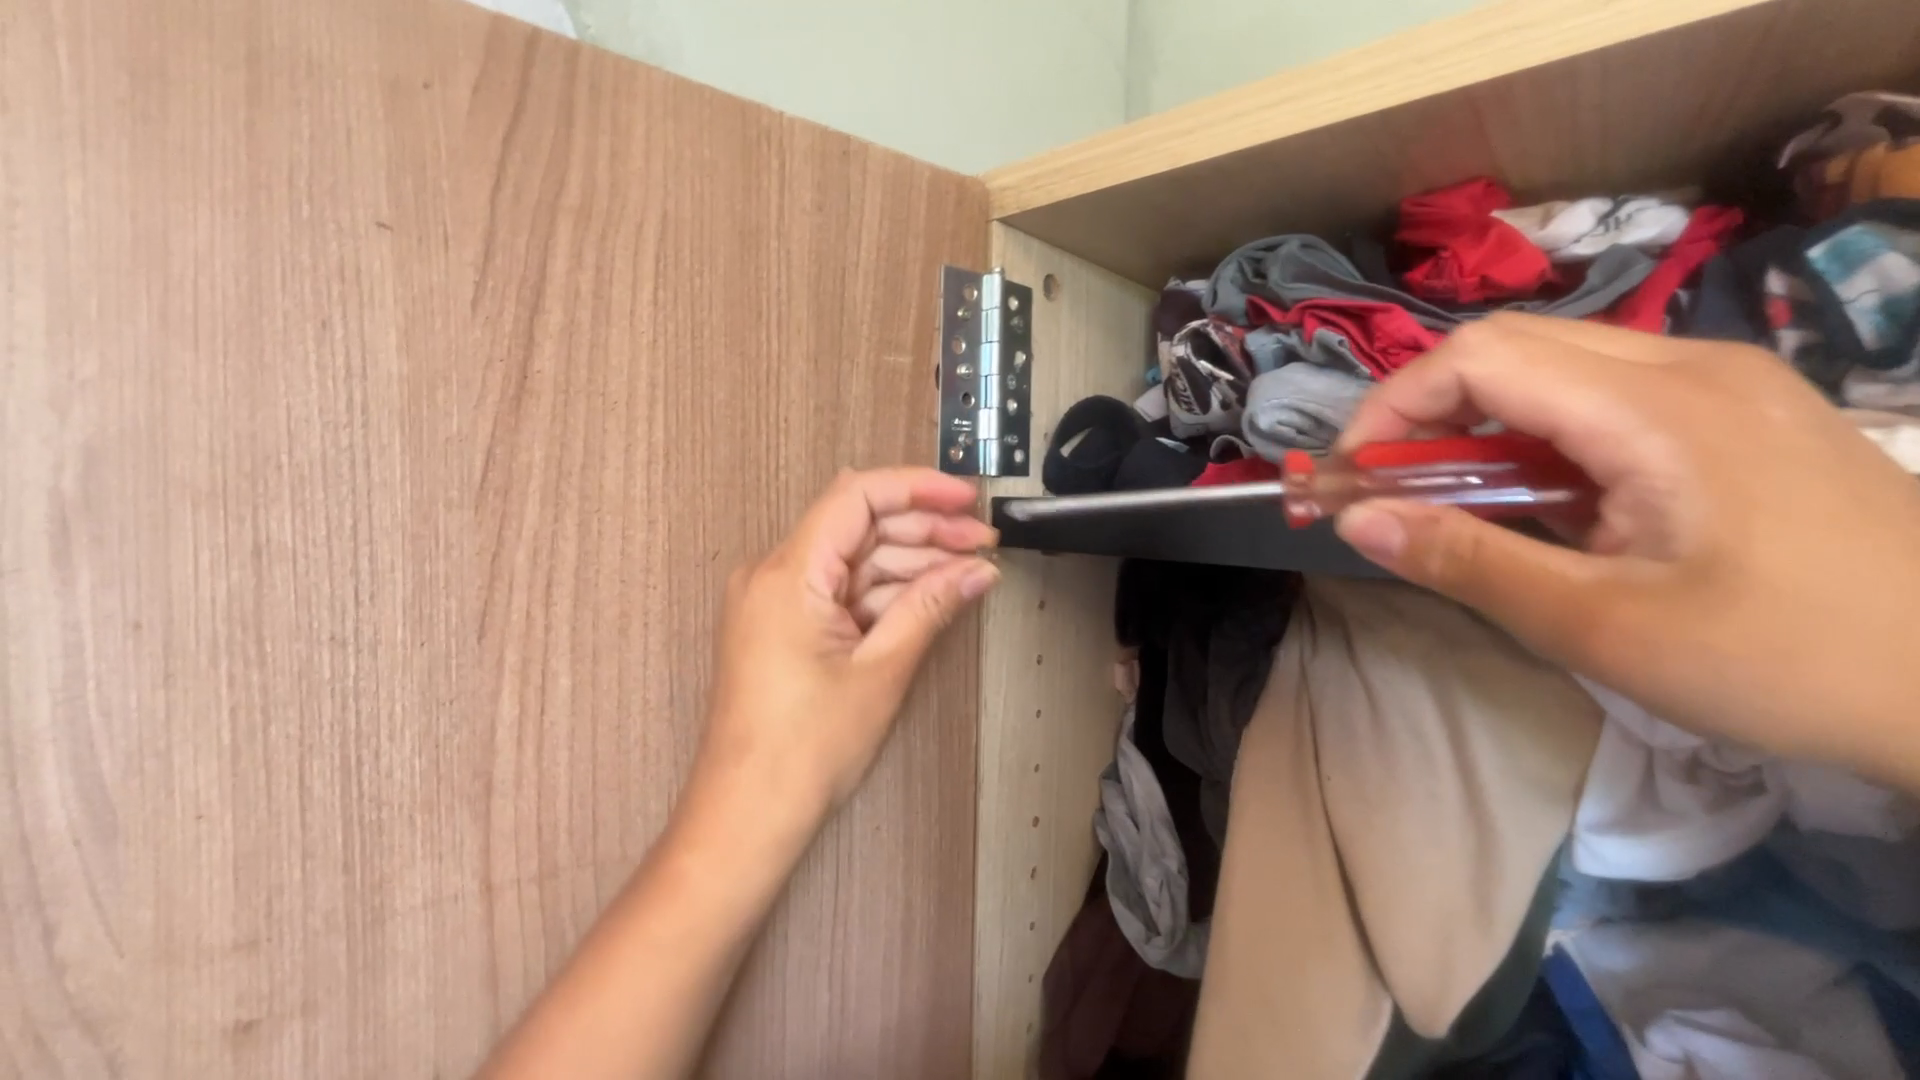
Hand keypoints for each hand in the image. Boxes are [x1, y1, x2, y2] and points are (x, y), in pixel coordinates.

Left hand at [696, 467, 999, 817]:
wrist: (747, 814)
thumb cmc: (801, 750)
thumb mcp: (881, 669)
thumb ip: (930, 606)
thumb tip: (976, 570)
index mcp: (788, 573)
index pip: (857, 496)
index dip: (917, 488)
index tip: (966, 498)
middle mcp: (774, 575)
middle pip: (859, 526)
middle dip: (924, 529)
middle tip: (981, 543)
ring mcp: (777, 602)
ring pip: (854, 560)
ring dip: (910, 562)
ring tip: (967, 571)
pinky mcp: (784, 627)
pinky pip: (841, 591)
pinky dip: (885, 592)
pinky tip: (929, 596)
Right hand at [1333, 314, 1919, 779]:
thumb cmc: (1787, 660)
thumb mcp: (1599, 625)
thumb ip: (1466, 560)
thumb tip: (1355, 519)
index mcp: (1656, 407)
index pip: (1479, 357)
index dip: (1392, 405)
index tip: (1352, 475)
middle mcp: (1690, 365)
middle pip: (1512, 347)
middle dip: (1426, 410)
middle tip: (1391, 488)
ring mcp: (1726, 384)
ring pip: (1558, 366)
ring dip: (1481, 422)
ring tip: (1457, 499)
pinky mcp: (1743, 414)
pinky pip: (1608, 394)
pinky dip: (1540, 434)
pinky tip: (1547, 498)